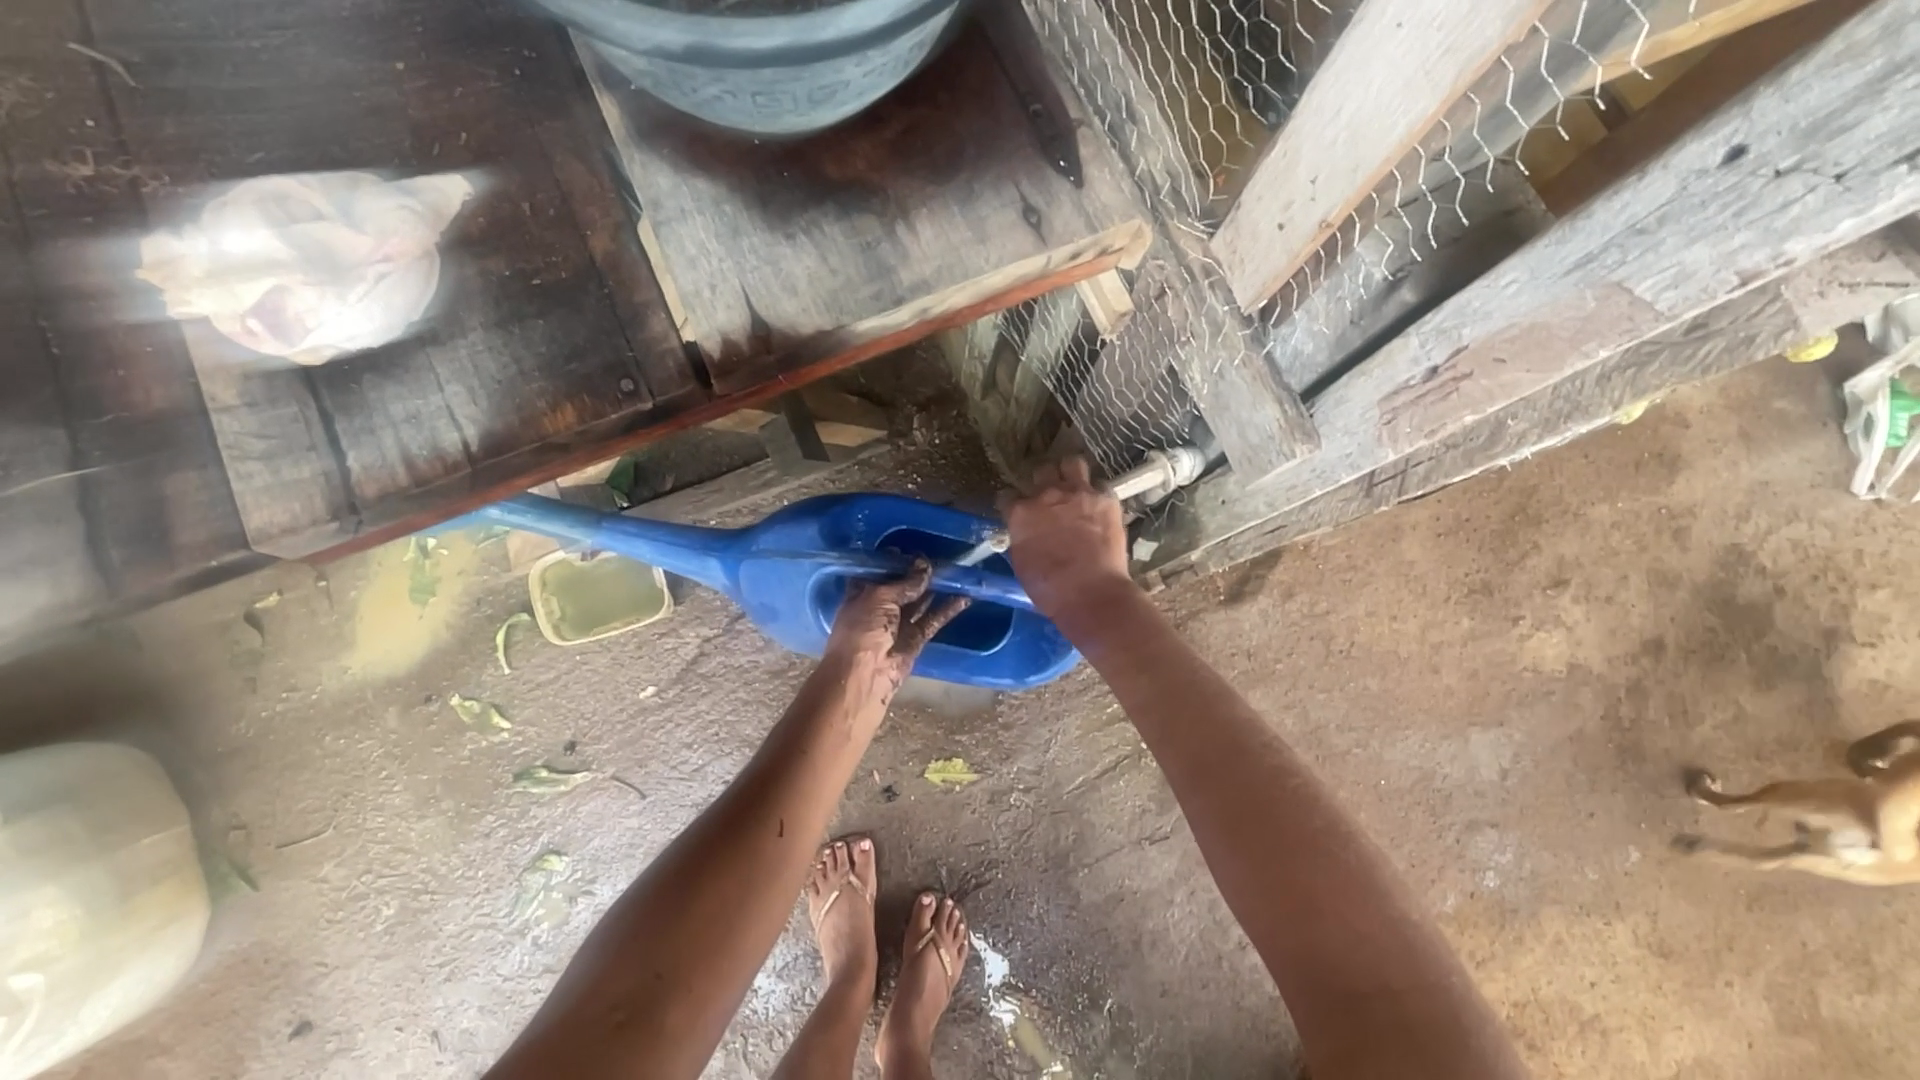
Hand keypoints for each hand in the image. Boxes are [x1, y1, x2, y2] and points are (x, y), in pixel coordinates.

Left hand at [825, 558, 970, 693]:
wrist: (863, 675)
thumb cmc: (861, 630)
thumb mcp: (878, 597)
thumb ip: (904, 582)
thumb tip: (924, 566)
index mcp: (861, 593)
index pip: (879, 571)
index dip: (894, 560)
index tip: (913, 549)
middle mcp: (879, 607)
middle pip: (901, 586)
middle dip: (918, 573)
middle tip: (939, 558)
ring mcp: (898, 624)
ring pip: (919, 602)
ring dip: (935, 588)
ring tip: (954, 572)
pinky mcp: (915, 640)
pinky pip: (932, 621)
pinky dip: (947, 610)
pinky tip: (964, 597)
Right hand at [1000, 457, 1134, 620]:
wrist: (1091, 593)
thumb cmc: (1050, 589)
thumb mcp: (1022, 562)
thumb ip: (1022, 537)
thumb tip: (1026, 532)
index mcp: (1021, 513)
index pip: (1008, 496)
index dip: (1013, 504)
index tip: (1018, 512)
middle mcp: (1047, 495)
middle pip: (1041, 470)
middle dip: (1043, 480)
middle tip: (1048, 496)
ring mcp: (1079, 493)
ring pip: (1072, 463)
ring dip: (1070, 473)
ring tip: (1074, 486)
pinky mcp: (1106, 499)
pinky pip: (1100, 485)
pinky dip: (1098, 494)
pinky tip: (1099, 507)